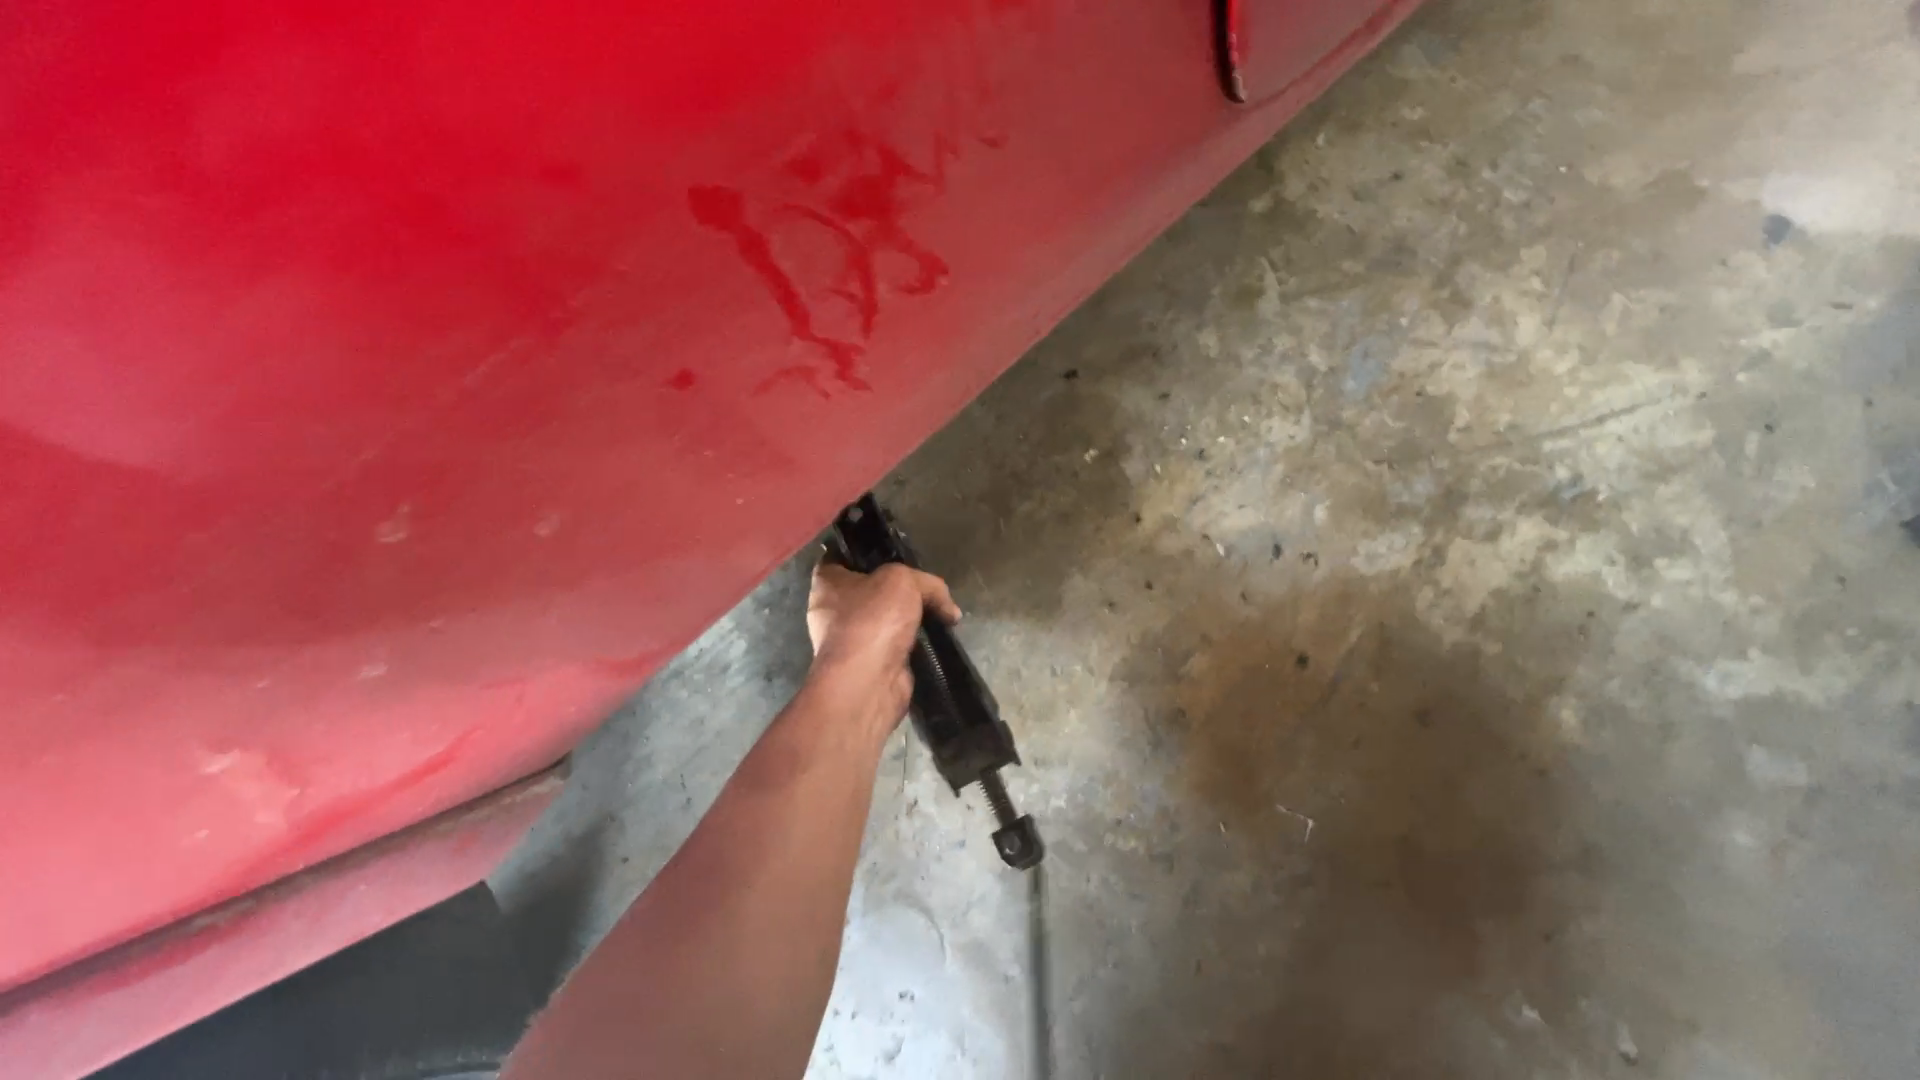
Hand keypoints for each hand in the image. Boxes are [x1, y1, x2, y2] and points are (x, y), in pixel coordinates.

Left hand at [804, 561, 960, 740]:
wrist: (868, 682)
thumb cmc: (872, 619)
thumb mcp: (903, 581)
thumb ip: (928, 584)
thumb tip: (949, 610)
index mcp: (826, 583)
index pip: (841, 557)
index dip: (866, 553)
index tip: (894, 553)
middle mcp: (833, 611)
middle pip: (870, 589)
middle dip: (897, 588)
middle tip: (925, 583)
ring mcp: (851, 641)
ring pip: (885, 619)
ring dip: (910, 618)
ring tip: (940, 611)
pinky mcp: (871, 664)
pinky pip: (896, 645)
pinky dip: (915, 643)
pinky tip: (937, 638)